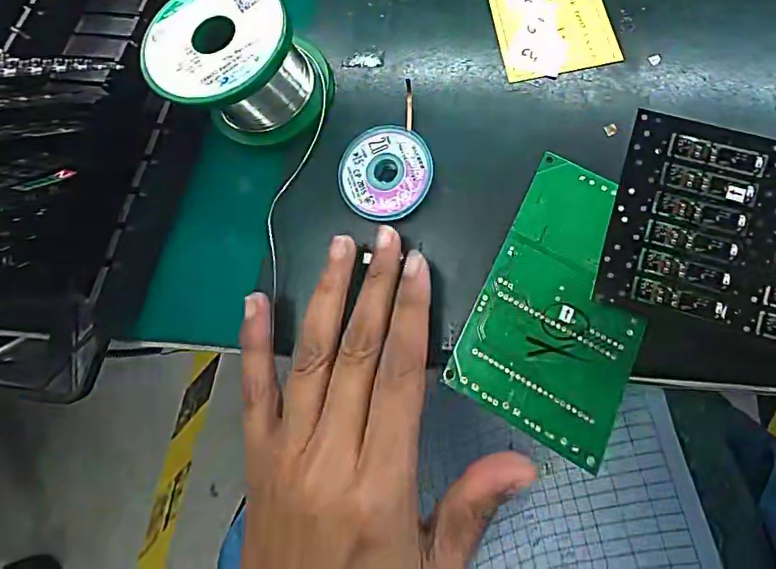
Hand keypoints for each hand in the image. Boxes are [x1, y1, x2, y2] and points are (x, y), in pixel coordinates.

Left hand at [240, 228, 537, 568]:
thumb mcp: (432, 568)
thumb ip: (470, 509)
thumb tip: (522, 463)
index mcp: (379, 485)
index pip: (399, 377)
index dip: (410, 315)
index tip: (417, 269)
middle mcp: (329, 458)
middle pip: (357, 354)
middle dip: (375, 289)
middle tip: (387, 240)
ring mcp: (286, 454)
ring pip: (309, 358)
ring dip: (326, 296)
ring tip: (340, 248)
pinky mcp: (256, 458)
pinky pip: (253, 391)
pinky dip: (253, 342)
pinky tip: (254, 300)